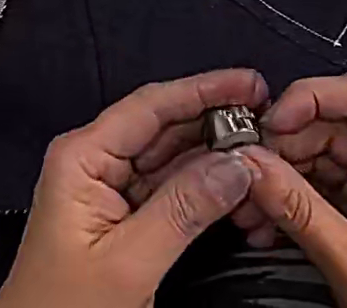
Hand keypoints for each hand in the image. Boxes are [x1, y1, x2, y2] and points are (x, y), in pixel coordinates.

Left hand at [0, 69, 269, 307]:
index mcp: (83, 156)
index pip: (153, 105)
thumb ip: (183, 210)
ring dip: (215, 148)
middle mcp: (96, 161)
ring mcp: (111, 187)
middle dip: (216, 116)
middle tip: (264, 111)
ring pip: (173, 153)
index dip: (205, 89)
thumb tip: (235, 165)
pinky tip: (234, 175)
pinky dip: (205, 181)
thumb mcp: (126, 264)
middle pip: (165, 123)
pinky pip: (172, 184)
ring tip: (257, 139)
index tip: (248, 83)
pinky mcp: (125, 215)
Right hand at [232, 72, 346, 307]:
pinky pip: (334, 184)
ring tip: (256, 201)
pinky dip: (300, 196)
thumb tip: (255, 165)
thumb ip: (302, 214)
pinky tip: (274, 215)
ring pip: (330, 154)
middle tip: (252, 167)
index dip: (310, 98)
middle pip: (340, 125)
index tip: (272, 121)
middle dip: (288, 144)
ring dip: (287, 172)